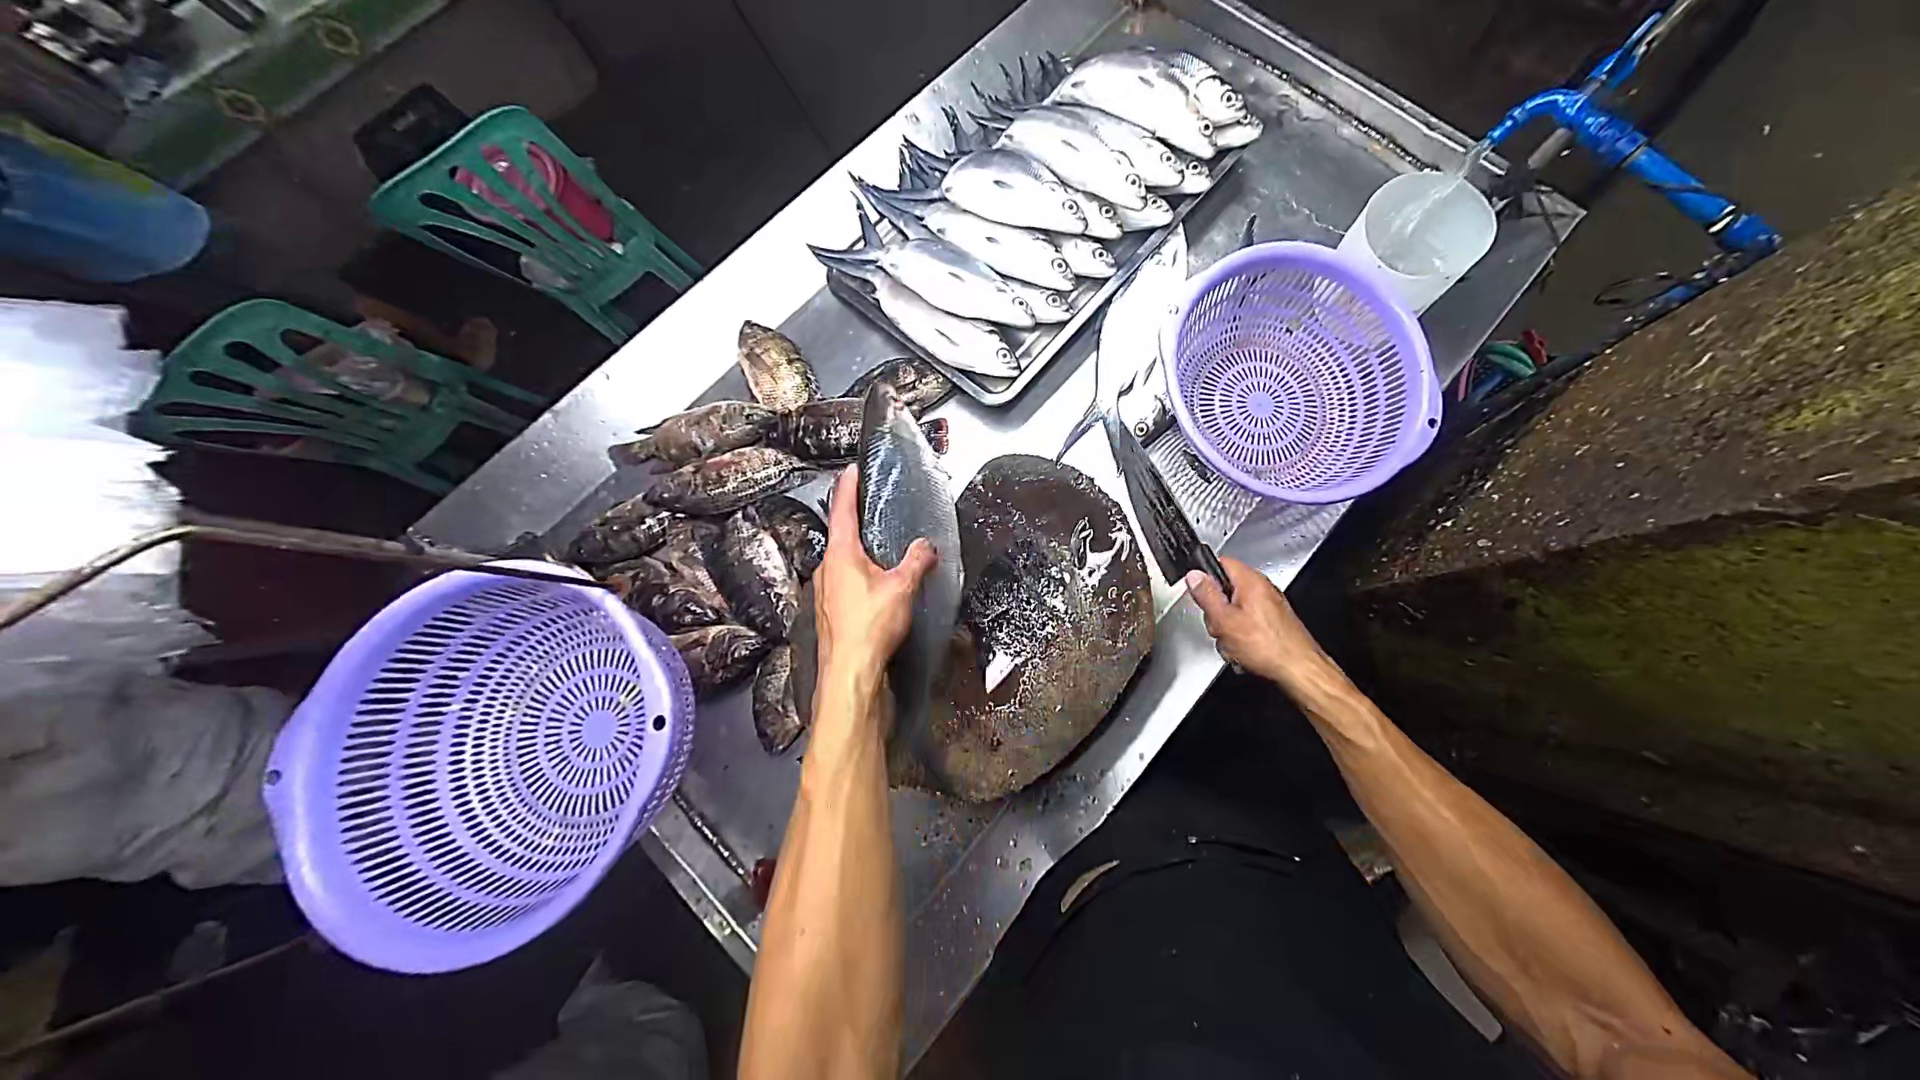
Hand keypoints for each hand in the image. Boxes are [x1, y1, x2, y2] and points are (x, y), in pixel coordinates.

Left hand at [814, 466, 937, 688]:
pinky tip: (874, 592)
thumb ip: (916, 561)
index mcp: (840, 555)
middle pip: (840, 536)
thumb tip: (925, 547)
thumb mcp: (901, 587)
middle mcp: (826, 570)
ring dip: (858, 556)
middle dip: (855, 523)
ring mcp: (825, 592)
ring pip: (842, 564)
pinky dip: (858, 580)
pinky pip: (844, 586)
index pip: (842, 510)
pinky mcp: (830, 612)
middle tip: (867, 510)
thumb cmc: (867, 630)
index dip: (848, 487)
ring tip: (878, 555)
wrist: (849, 672)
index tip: (850, 471)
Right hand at [1185, 557, 1346, 703]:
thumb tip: (1194, 576)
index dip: (1205, 577)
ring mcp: (1268, 607)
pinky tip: (1242, 651)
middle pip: (1225, 590)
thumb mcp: (1224, 620)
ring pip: (1233, 610)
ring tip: (1233, 642)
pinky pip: (1245, 624)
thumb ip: (1206, 595)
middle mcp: (1262, 590)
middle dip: (1216, 611)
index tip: (1200, 594)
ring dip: (1226, 628)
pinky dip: (1240, 637)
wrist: (1298, 670)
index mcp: (1251, 581)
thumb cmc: (1269, 646)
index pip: (1220, 563)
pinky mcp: (1271, 624)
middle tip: (1219, 625)